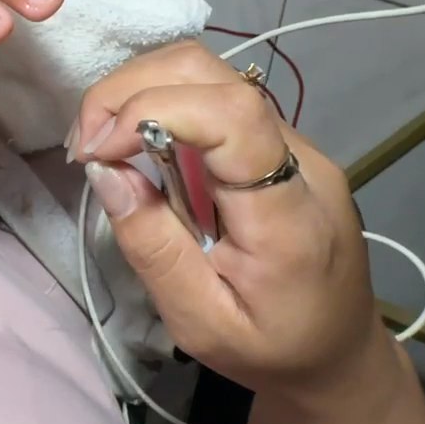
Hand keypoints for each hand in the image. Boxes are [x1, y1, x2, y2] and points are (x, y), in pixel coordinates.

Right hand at [70, 42, 402, 421]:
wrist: (340, 353)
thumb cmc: (272, 348)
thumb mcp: (201, 322)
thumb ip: (153, 247)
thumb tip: (105, 171)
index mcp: (287, 212)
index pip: (231, 115)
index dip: (151, 110)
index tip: (98, 153)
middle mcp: (298, 157)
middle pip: (207, 73)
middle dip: (126, 92)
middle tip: (85, 147)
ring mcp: (289, 141)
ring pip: (202, 70)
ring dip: (133, 91)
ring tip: (100, 143)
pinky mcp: (271, 139)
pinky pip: (205, 93)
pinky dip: (151, 101)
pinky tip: (129, 142)